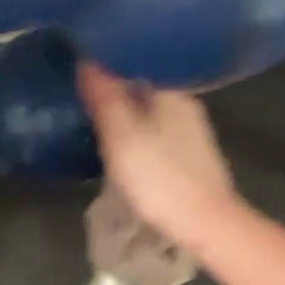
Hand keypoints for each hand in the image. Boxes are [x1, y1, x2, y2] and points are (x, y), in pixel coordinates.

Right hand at [77, 64, 239, 246]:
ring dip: (123, 110)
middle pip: (141, 86)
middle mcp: (184, 103)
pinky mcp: (190, 154)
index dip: (105, 60)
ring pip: (149, 109)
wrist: (206, 224)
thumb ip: (104, 98)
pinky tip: (121, 142)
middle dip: (112, 86)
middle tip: (78, 90)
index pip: (134, 61)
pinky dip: (136, 130)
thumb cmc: (160, 179)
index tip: (78, 64)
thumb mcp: (122, 137)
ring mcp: (191, 130)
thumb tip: (86, 60)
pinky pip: (155, 130)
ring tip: (92, 114)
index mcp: (170, 91)